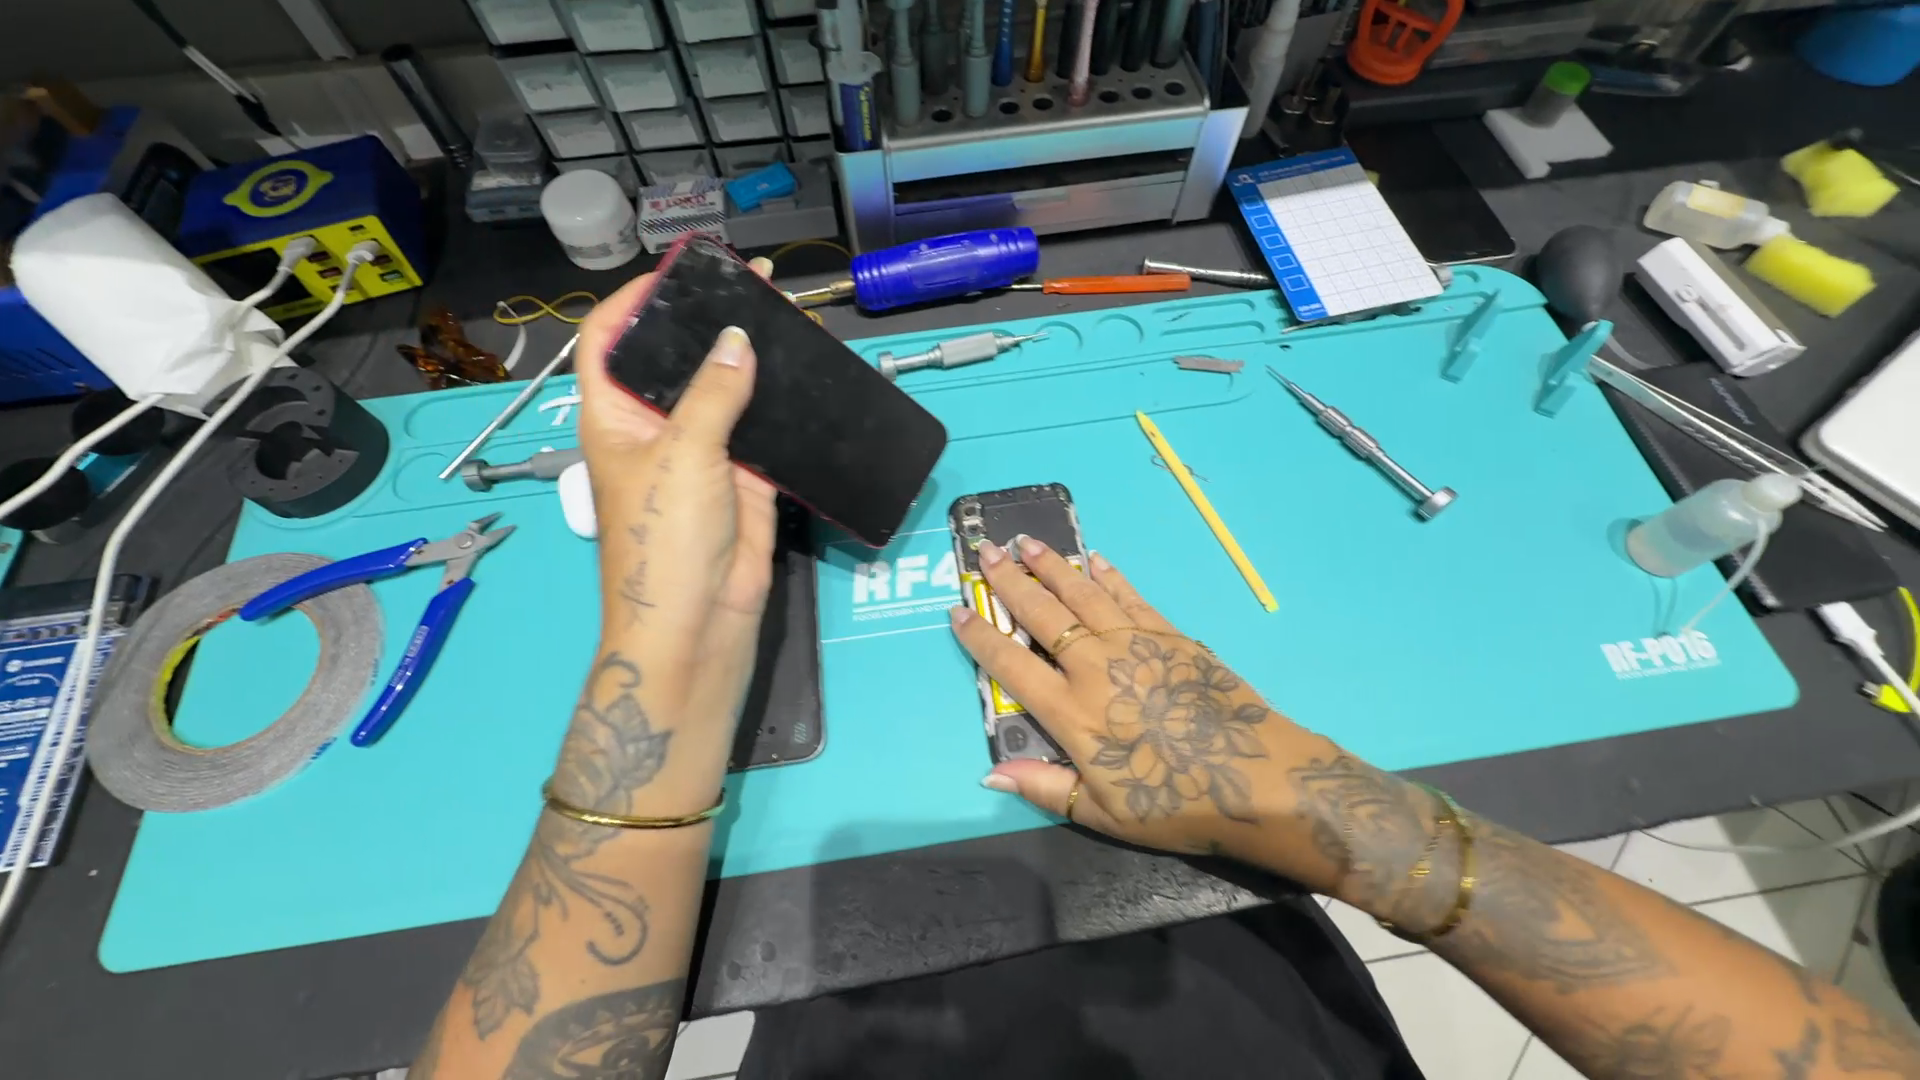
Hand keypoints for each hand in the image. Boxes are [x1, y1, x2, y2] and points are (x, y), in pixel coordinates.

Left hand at [558, 262, 779, 812]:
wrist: (702, 619)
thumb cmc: (667, 536)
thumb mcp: (683, 456)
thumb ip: (715, 395)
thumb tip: (739, 340)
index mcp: (615, 414)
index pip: (610, 340)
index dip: (637, 300)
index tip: (683, 273)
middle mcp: (657, 425)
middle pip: (679, 360)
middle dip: (711, 323)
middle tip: (753, 285)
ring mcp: (704, 450)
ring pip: (728, 391)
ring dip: (753, 358)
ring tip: (787, 316)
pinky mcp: (745, 475)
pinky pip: (763, 427)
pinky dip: (782, 400)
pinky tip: (806, 370)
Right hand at [949, 534, 1347, 890]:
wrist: (1257, 778)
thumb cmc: (1175, 804)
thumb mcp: (1102, 813)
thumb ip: (1044, 788)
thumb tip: (988, 773)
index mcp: (1071, 712)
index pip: (1012, 665)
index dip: (981, 637)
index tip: (958, 611)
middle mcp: (1094, 667)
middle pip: (1042, 615)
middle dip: (1010, 581)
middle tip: (987, 551)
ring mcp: (1133, 644)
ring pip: (1082, 595)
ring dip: (1052, 567)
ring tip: (1028, 543)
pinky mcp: (1169, 636)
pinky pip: (1130, 597)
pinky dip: (1109, 577)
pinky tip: (1094, 560)